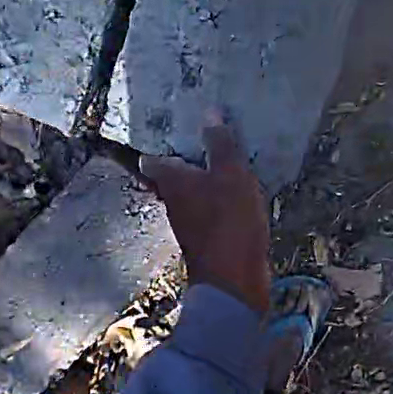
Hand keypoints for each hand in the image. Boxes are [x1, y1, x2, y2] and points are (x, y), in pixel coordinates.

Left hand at [139, 116, 273, 316]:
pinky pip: (212, 207)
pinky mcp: (209, 236)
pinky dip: (220, 197)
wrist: (235, 280)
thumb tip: (209, 113)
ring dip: (206, 177)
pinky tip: (239, 189)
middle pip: (173, 175)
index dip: (159, 142)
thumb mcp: (230, 175)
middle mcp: (174, 201)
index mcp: (172, 182)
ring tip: (226, 156)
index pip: (153, 158)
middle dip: (186, 157)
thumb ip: (220, 145)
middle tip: (205, 134)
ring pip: (193, 192)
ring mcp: (190, 221)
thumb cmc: (228, 221)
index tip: (174, 125)